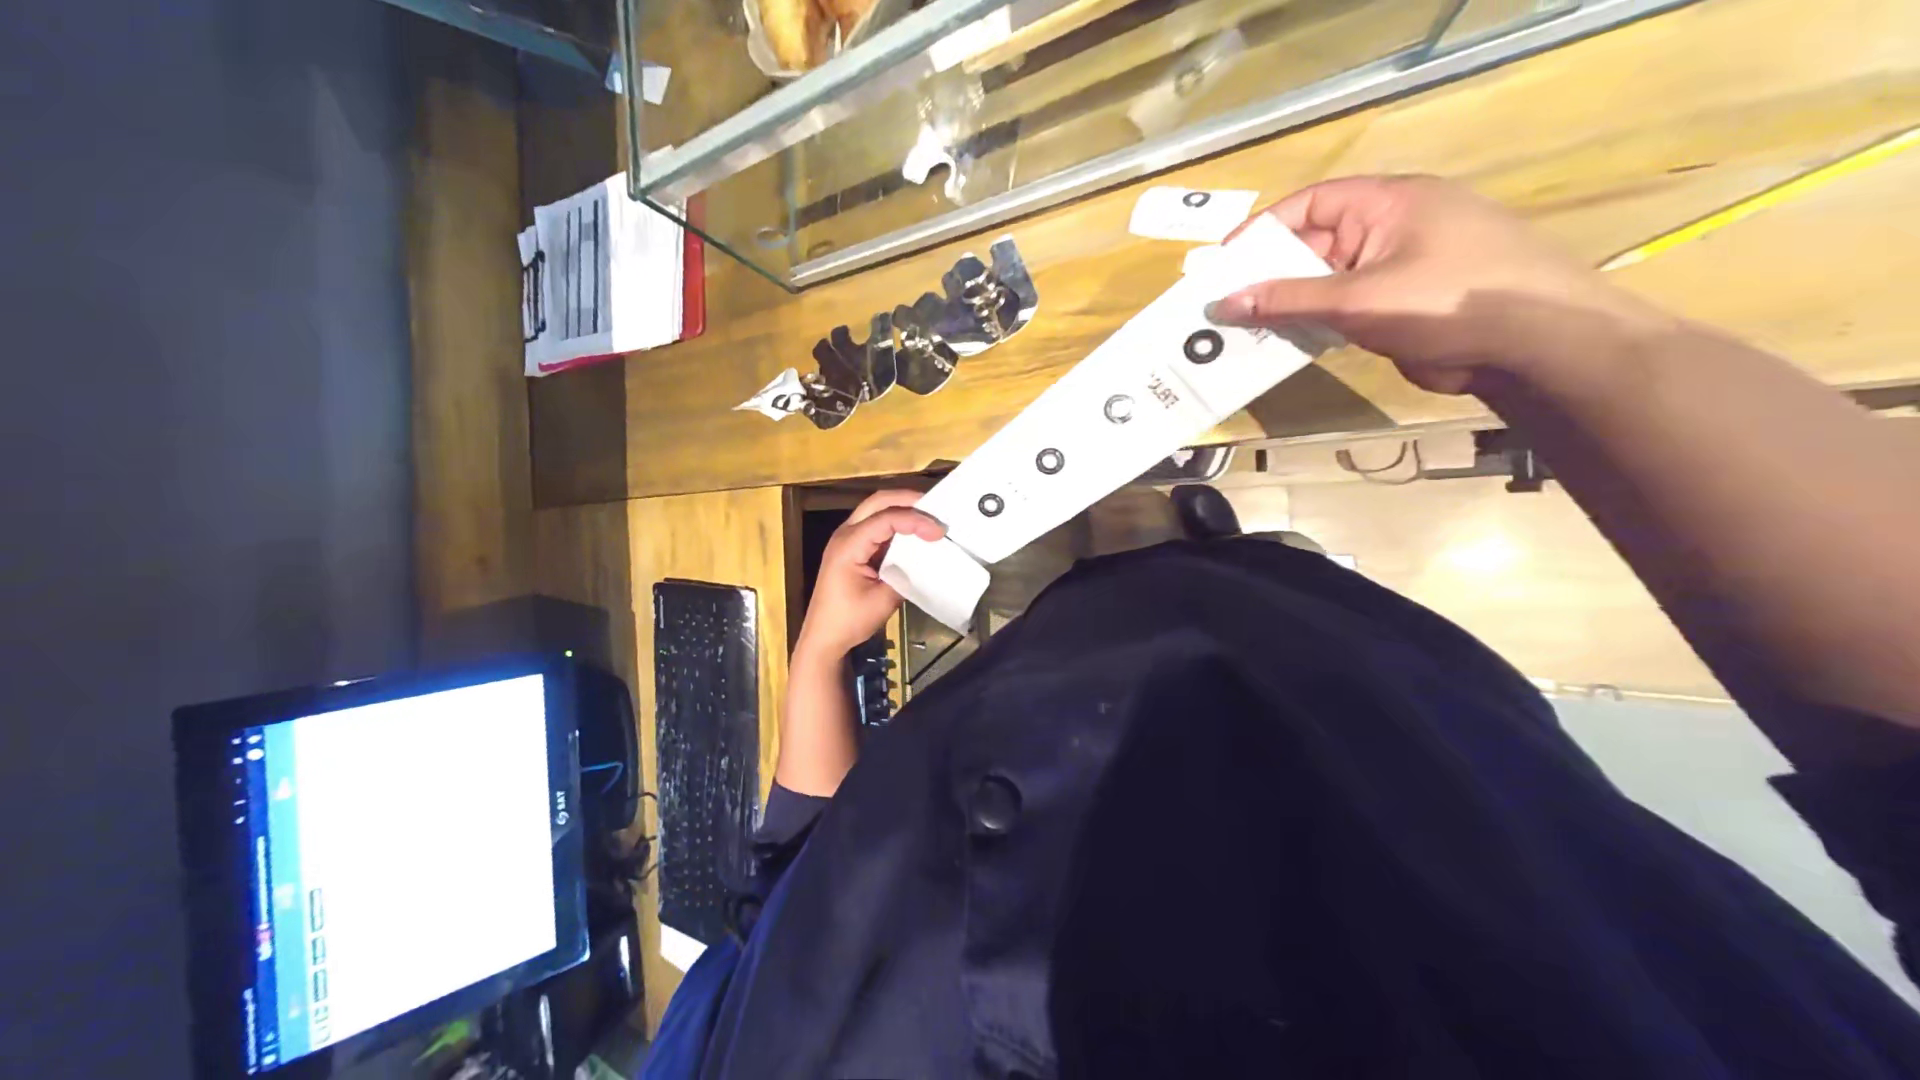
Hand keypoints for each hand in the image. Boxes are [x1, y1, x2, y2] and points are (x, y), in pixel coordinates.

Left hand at [795, 490, 945, 661]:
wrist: (823, 638)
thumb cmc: (849, 620)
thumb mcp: (884, 599)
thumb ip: (906, 574)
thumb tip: (926, 557)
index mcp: (849, 545)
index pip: (886, 519)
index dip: (915, 520)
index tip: (939, 531)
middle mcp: (845, 534)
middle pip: (878, 501)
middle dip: (908, 499)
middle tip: (936, 506)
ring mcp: (847, 539)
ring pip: (875, 509)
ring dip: (902, 508)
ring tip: (929, 515)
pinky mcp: (853, 548)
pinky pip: (875, 525)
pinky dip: (896, 523)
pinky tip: (913, 531)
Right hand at [1206, 175, 1667, 394]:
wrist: (1534, 344)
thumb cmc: (1447, 299)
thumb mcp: (1358, 298)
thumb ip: (1287, 300)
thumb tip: (1224, 302)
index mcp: (1387, 203)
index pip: (1311, 204)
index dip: (1263, 229)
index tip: (1223, 262)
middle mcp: (1389, 229)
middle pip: (1313, 245)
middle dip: (1268, 275)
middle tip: (1223, 306)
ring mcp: (1395, 270)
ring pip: (1324, 283)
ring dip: (1286, 305)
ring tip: (1239, 330)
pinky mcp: (1397, 307)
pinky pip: (1341, 310)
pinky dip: (1311, 325)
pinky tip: (1279, 345)